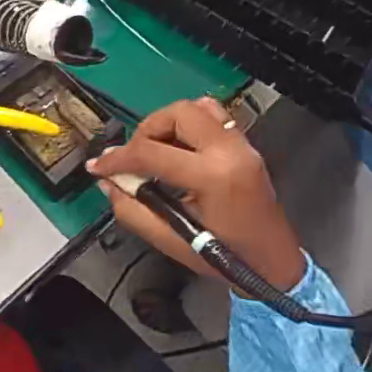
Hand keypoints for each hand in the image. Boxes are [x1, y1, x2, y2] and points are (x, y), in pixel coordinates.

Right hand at [88, 96, 305, 293]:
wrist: (273, 263)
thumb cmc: (225, 257)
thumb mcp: (169, 240)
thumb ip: (131, 210)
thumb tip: (108, 183)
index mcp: (213, 176)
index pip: (151, 152)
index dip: (116, 159)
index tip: (97, 167)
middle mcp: (230, 151)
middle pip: (176, 114)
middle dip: (145, 131)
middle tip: (132, 157)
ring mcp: (242, 145)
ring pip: (195, 108)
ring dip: (166, 124)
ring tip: (154, 150)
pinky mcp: (245, 146)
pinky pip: (213, 116)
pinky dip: (187, 124)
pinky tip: (177, 148)